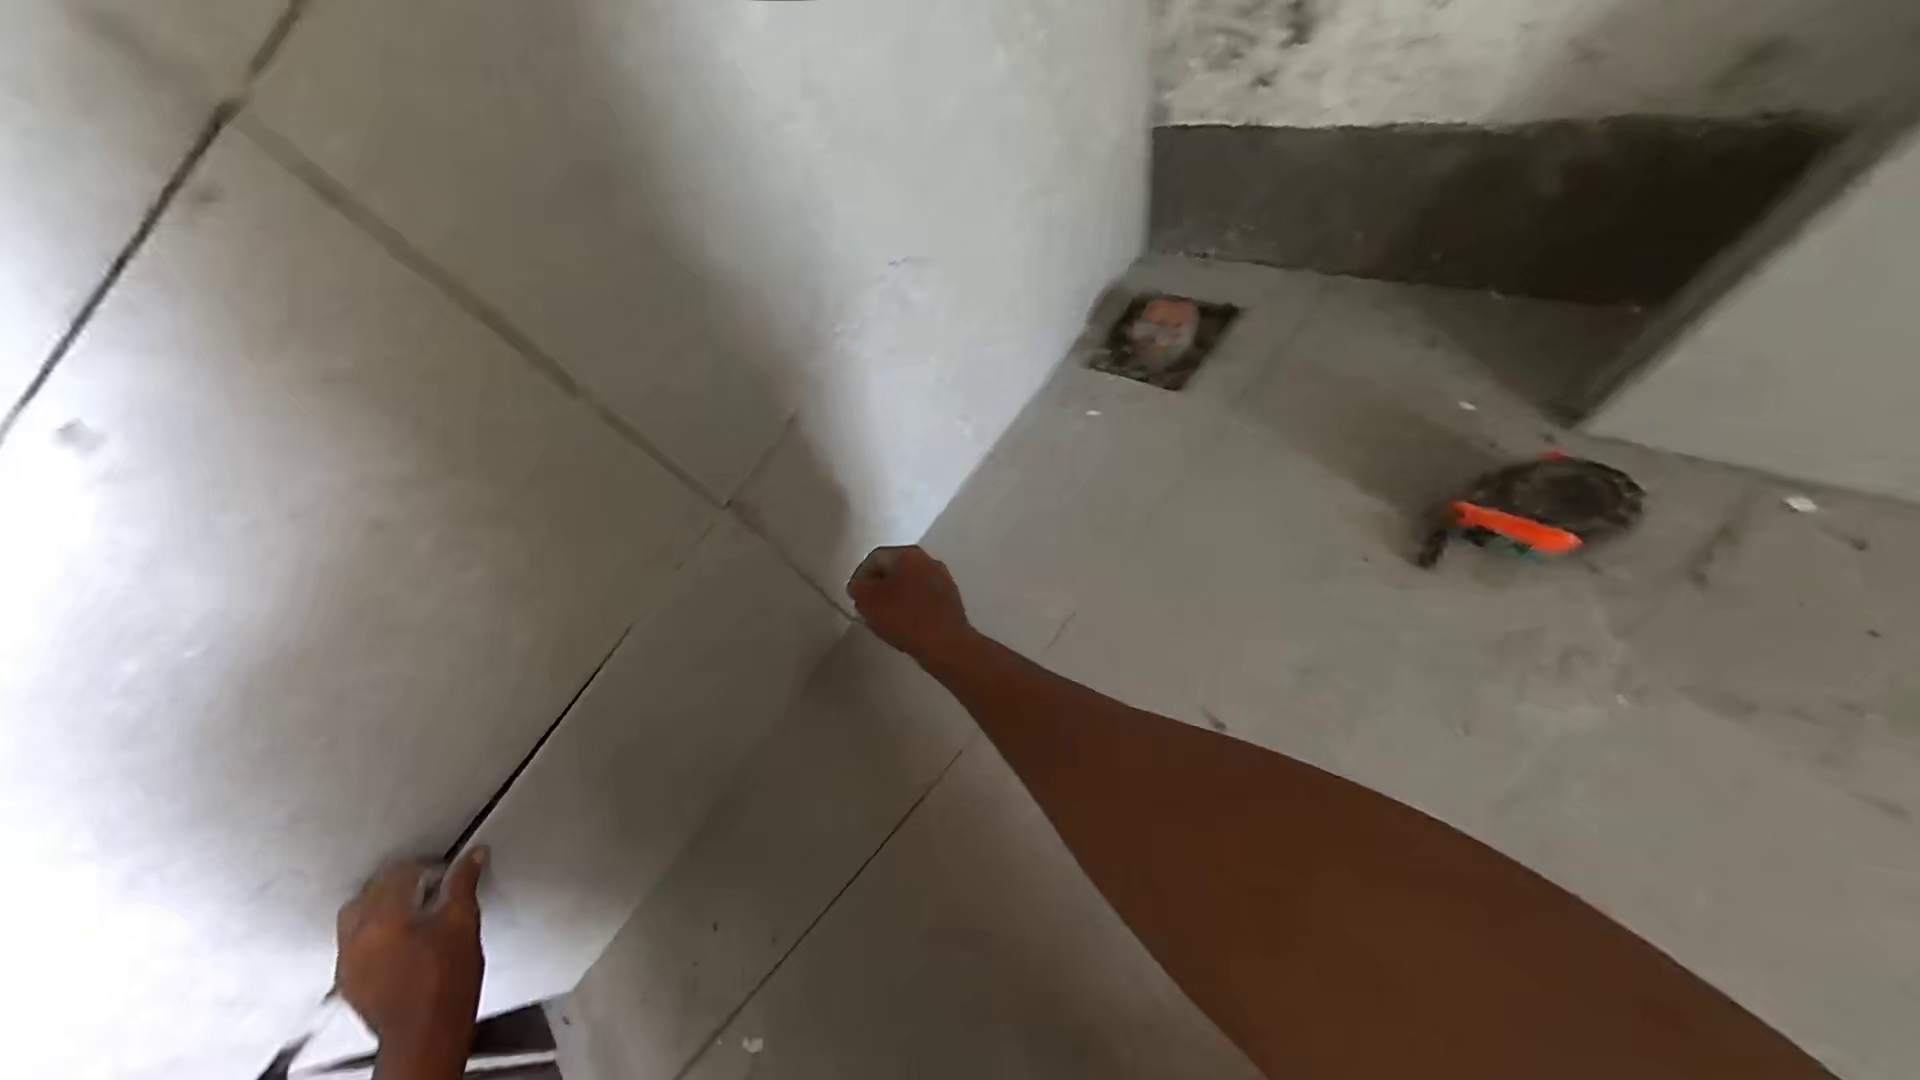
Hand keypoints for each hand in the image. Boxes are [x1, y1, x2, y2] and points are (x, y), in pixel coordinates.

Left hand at [335, 847, 487, 1057]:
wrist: (428, 1029)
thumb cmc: (445, 982)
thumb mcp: (463, 921)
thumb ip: (463, 884)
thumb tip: (471, 858)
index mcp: (383, 919)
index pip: (399, 873)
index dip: (426, 864)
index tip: (446, 867)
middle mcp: (357, 938)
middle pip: (370, 892)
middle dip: (400, 880)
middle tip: (429, 880)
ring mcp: (349, 962)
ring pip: (355, 916)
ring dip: (382, 903)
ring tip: (412, 905)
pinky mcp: (349, 980)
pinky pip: (352, 942)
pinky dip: (372, 929)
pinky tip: (397, 934)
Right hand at [847, 545, 975, 661]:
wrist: (946, 643)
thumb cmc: (903, 618)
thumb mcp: (868, 602)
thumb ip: (858, 588)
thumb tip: (860, 585)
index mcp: (907, 554)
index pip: (875, 559)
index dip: (860, 577)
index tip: (855, 596)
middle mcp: (928, 559)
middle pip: (894, 568)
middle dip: (879, 586)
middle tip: (869, 606)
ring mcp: (943, 578)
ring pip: (910, 583)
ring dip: (896, 596)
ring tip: (887, 617)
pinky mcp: (952, 597)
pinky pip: (924, 596)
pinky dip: (912, 605)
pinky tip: (907, 623)